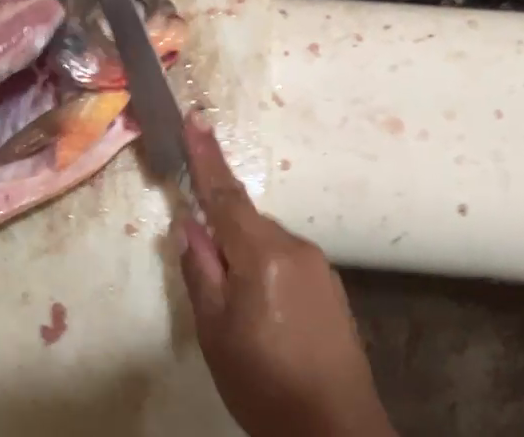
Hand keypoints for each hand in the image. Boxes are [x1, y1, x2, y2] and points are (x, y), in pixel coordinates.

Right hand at [176, 113, 393, 436]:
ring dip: (244, 259)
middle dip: (221, 233)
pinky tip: (263, 318)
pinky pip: (286, 264)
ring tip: (237, 313)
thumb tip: (188, 224)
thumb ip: (201, 270)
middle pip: (246, 223)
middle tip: (204, 274)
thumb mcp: (215, 331)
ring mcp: (319, 268)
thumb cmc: (263, 382)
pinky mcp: (331, 290)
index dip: (206, 156)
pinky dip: (265, 274)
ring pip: (265, 245)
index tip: (196, 117)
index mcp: (262, 253)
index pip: (225, 194)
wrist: (335, 431)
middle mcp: (295, 248)